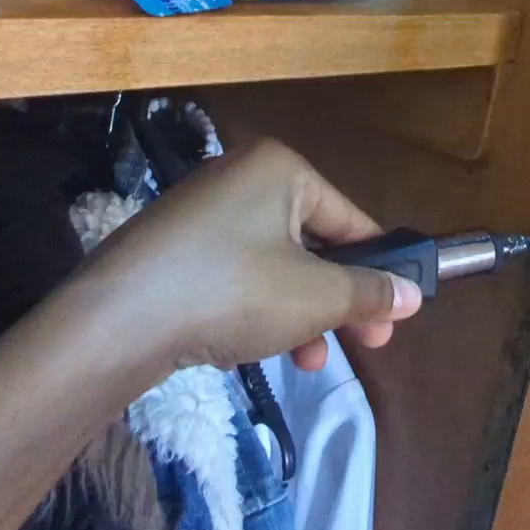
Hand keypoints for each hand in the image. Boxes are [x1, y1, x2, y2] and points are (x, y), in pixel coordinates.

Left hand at [78, 138, 422, 370]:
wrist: (117, 321)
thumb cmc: (232, 291)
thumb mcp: (314, 296)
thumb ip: (369, 292)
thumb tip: (412, 293)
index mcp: (280, 169)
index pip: (350, 219)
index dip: (379, 267)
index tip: (397, 311)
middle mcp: (242, 177)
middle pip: (313, 243)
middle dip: (338, 299)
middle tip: (367, 343)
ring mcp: (204, 211)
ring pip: (276, 264)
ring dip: (302, 312)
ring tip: (309, 360)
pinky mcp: (177, 247)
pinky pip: (238, 272)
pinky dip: (260, 307)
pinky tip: (262, 347)